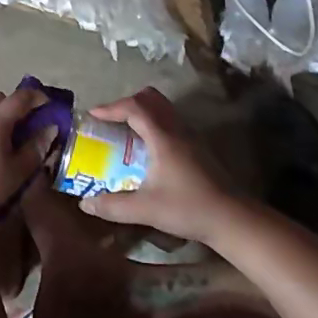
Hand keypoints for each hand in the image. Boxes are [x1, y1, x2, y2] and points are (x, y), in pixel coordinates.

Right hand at [79, 87, 255, 243]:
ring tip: (123, 133)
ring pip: (163, 108)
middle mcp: (178, 129)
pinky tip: (145, 149)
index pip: (135, 107)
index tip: (92, 116)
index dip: (111, 107)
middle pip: (150, 98)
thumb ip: (112, 206)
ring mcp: (190, 136)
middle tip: (108, 121)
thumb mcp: (145, 209)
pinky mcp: (197, 147)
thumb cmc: (189, 208)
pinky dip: (152, 124)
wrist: (233, 218)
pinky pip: (170, 121)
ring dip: (140, 113)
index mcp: (164, 137)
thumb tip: (84, 203)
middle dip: (125, 104)